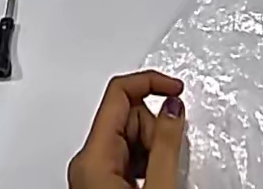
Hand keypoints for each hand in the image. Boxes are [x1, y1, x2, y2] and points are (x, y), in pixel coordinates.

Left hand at [67, 70, 186, 188]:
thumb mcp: (157, 188)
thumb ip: (165, 146)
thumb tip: (173, 106)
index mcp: (92, 157)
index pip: (119, 92)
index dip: (150, 83)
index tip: (176, 88)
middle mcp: (86, 163)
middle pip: (127, 117)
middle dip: (155, 132)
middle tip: (169, 162)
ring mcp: (91, 178)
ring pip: (130, 139)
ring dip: (153, 151)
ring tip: (164, 180)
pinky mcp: (100, 188)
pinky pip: (127, 159)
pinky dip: (147, 166)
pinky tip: (156, 185)